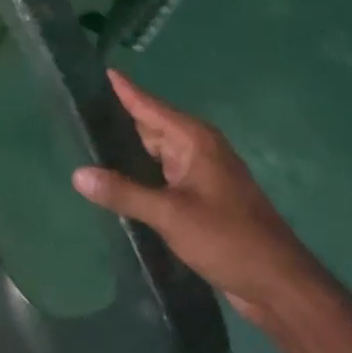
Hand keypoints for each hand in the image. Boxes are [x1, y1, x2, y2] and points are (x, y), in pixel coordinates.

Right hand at [73, 71, 351, 352]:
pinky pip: (160, 177)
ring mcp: (199, 175)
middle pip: (148, 127)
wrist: (279, 285)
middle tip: (72, 109)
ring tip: (82, 141)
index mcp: (193, 140)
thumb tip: (77, 174)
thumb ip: (124, 193)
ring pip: (153, 154)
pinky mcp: (199, 199)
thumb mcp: (171, 215)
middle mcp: (196, 149)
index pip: (147, 104)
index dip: (121, 88)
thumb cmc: (228, 238)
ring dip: (125, 151)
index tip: (94, 67)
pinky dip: (138, 176)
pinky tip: (113, 182)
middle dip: (115, 119)